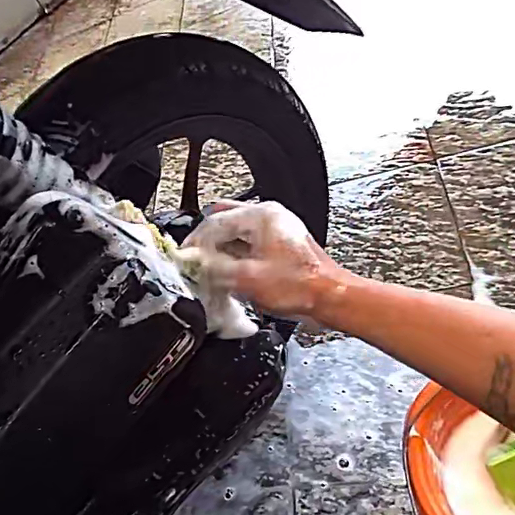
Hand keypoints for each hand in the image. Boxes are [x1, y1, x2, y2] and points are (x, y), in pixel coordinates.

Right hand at [182, 200, 352, 321]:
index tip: (185, 257)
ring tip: (209, 269)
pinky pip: (249, 244)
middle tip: (194, 261)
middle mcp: (269, 217)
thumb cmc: (302, 287)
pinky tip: (229, 272)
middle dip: (207, 243)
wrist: (330, 298)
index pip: (215, 221)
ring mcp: (276, 230)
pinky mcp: (280, 246)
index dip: (196, 241)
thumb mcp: (249, 279)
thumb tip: (195, 263)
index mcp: (262, 216)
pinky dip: (235, 256)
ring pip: (236, 234)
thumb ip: (216, 268)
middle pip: (225, 223)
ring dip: (221, 250)